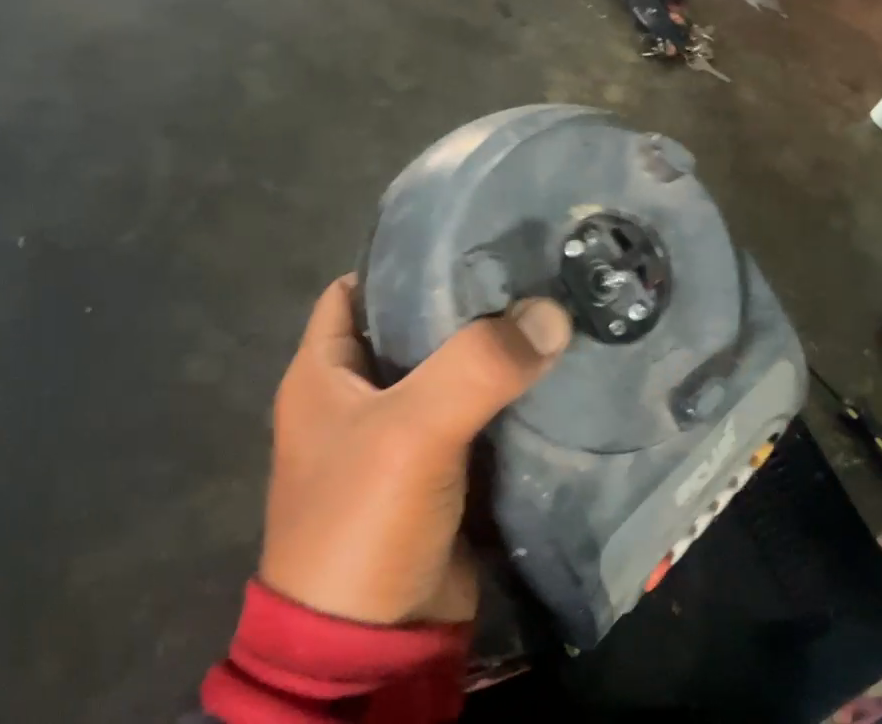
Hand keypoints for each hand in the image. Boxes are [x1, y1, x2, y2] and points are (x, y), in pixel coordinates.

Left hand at [259, 275, 571, 624]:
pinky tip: (556, 375)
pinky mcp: (442, 474)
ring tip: (557, 309)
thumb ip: (478, 366)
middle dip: (468, 304)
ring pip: (453, 376)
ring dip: (496, 355)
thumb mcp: (411, 430)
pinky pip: (478, 421)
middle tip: (534, 270)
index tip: (470, 236)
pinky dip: (510, 401)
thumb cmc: (363, 520)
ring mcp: (402, 439)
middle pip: (415, 330)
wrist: (372, 644)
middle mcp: (359, 399)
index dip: (404, 260)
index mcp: (324, 373)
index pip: (359, 290)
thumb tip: (552, 312)